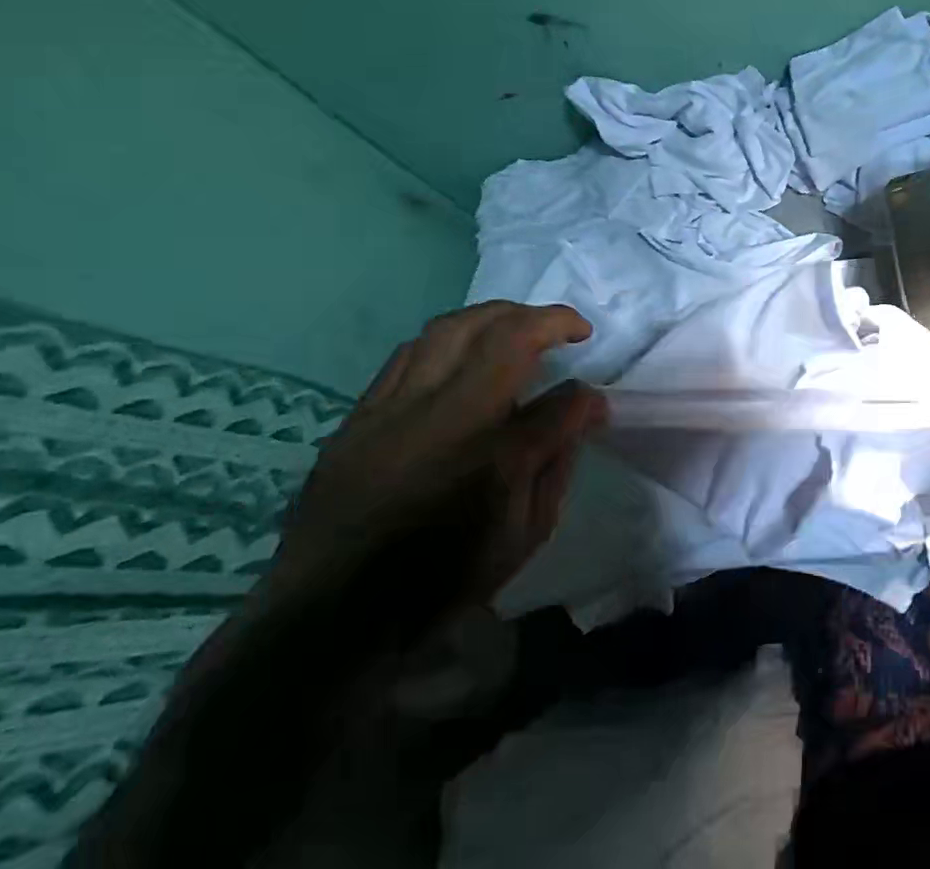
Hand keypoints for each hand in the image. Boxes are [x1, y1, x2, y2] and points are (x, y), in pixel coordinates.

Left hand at [271, 300, 601, 606]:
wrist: (334, 613)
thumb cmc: (444, 578)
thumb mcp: (524, 533)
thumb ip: (557, 463)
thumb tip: (584, 412)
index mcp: (492, 458)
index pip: (557, 403)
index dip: (585, 396)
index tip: (595, 400)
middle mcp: (442, 418)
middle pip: (498, 334)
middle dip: (542, 319)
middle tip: (567, 328)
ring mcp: (393, 410)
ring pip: (447, 330)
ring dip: (493, 316)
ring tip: (517, 325)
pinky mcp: (359, 416)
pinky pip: (407, 356)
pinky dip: (445, 342)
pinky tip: (460, 354)